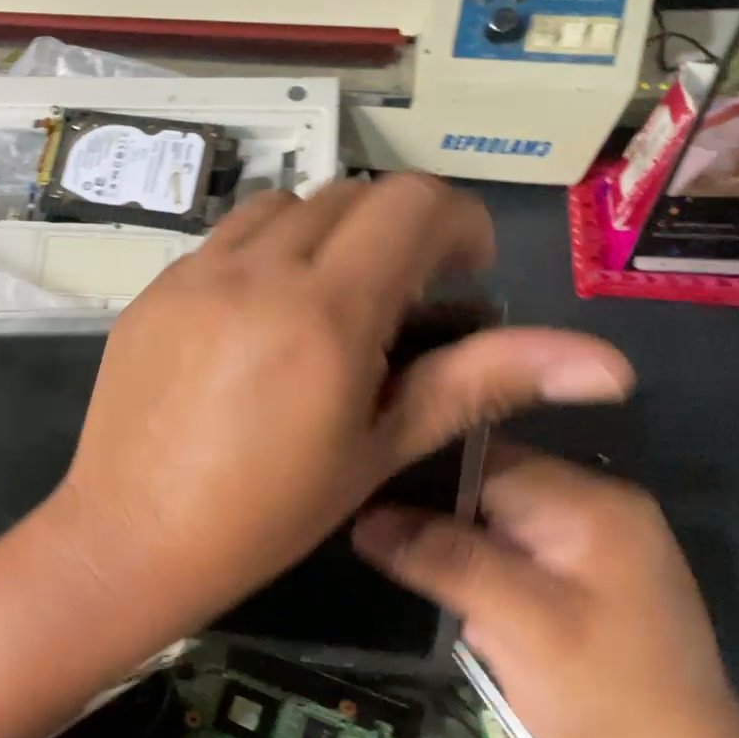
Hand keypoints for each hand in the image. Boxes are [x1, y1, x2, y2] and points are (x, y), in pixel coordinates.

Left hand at [43, 176, 634, 636]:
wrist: (132, 540)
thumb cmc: (263, 516)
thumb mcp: (376, 452)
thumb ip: (478, 383)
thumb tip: (606, 363)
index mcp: (324, 312)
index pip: (414, 204)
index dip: (457, 226)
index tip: (459, 278)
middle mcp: (254, 273)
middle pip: (349, 197)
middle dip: (393, 231)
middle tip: (396, 301)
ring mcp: (189, 279)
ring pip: (278, 209)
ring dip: (321, 235)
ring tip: (323, 305)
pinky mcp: (148, 296)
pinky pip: (217, 245)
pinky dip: (256, 258)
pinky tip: (254, 323)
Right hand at [351, 446, 738, 737]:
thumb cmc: (600, 688)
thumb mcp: (518, 621)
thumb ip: (446, 562)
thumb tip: (365, 520)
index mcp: (588, 504)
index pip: (482, 459)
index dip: (416, 475)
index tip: (359, 497)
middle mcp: (589, 507)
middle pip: (482, 483)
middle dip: (425, 509)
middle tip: (365, 532)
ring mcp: (580, 541)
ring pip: (484, 515)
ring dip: (440, 537)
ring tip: (386, 555)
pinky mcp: (569, 572)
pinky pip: (500, 544)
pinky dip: (464, 560)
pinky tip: (434, 582)